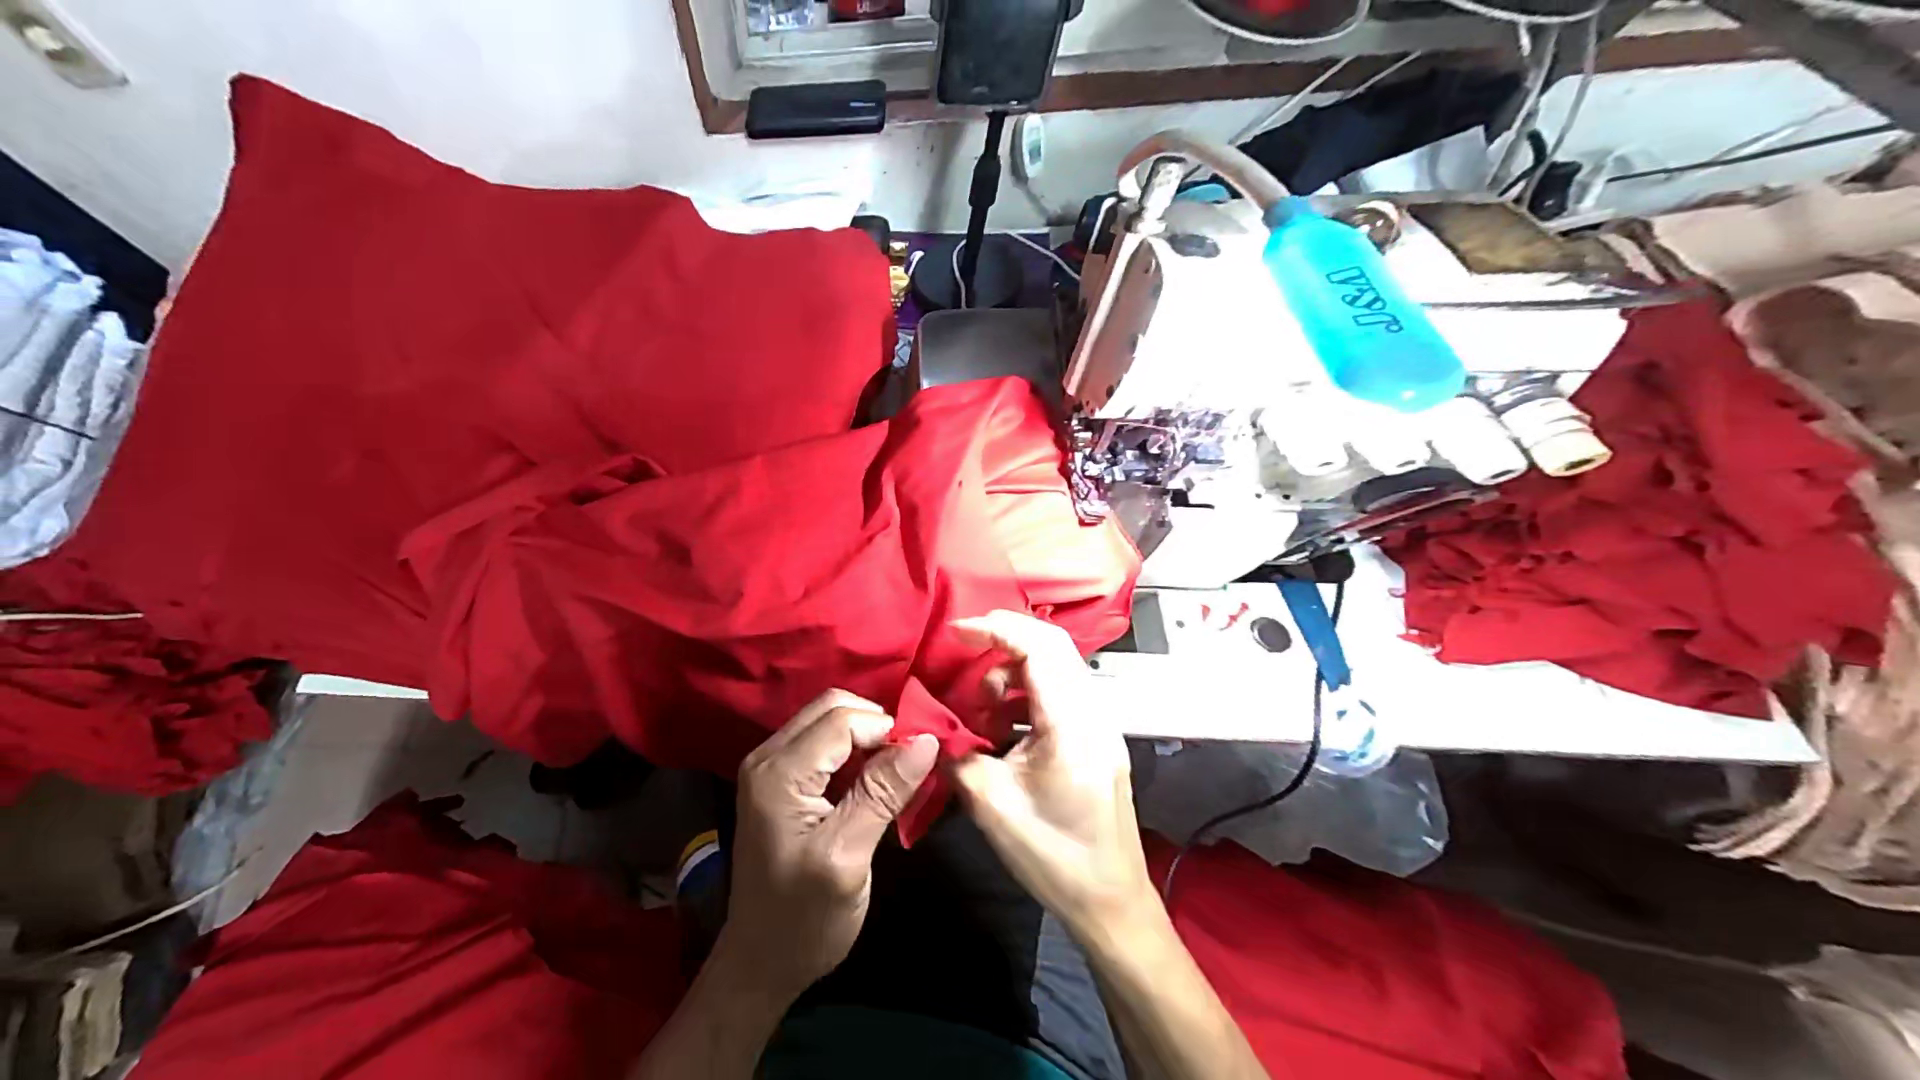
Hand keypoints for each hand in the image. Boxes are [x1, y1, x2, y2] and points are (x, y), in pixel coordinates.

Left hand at [718, 690, 939, 1002]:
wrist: (761, 962)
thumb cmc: (804, 919)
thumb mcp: (849, 857)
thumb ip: (883, 794)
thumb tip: (928, 740)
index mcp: (778, 773)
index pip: (843, 720)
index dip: (888, 730)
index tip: (922, 759)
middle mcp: (768, 755)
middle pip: (834, 707)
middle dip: (879, 723)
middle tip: (912, 760)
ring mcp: (771, 765)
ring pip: (831, 718)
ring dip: (870, 734)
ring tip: (899, 769)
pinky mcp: (781, 778)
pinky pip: (824, 740)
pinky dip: (857, 748)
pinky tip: (875, 777)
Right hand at [949, 611, 1157, 934]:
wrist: (1110, 901)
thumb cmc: (1054, 857)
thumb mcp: (991, 804)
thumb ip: (958, 755)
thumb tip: (936, 730)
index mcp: (1072, 724)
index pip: (1039, 648)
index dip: (995, 629)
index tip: (956, 632)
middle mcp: (1094, 713)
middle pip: (1053, 646)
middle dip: (1003, 640)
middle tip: (964, 654)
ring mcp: (1101, 724)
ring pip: (1056, 667)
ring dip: (1013, 671)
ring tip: (983, 709)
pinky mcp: (1097, 737)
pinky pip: (1060, 692)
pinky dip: (1026, 692)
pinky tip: (1003, 726)